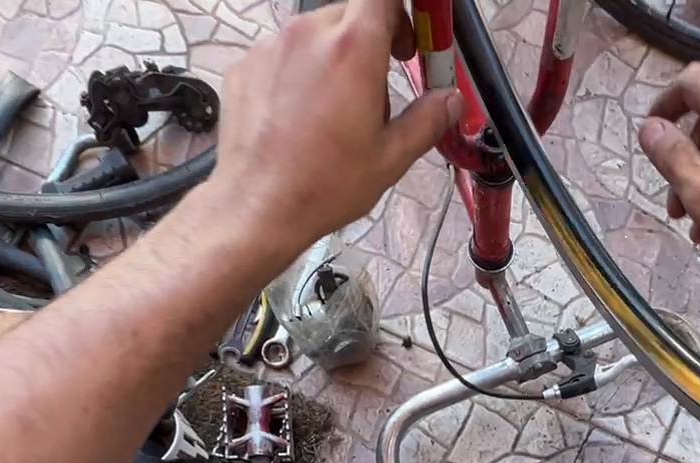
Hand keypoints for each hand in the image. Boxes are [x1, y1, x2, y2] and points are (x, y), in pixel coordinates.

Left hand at [195, 0, 460, 261]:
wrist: (260, 206)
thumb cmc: (325, 185)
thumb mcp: (390, 158)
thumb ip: (427, 121)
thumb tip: (451, 101)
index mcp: (353, 50)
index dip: (401, 13)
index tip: (408, 43)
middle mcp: (309, 35)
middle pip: (350, 15)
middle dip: (371, 45)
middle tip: (380, 91)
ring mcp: (273, 46)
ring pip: (316, 37)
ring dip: (335, 63)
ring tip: (339, 117)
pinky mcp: (248, 65)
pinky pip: (284, 57)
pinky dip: (301, 78)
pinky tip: (305, 122)